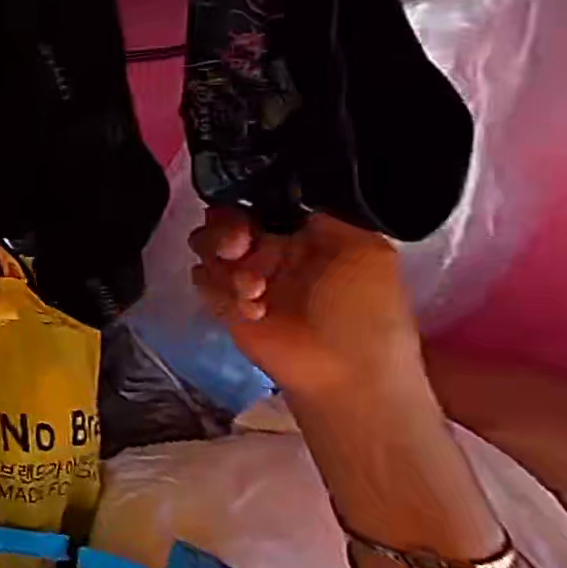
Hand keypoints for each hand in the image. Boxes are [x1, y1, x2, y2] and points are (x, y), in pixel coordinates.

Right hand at [189, 207, 424, 399]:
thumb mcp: (366, 252)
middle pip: (223, 221)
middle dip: (224, 233)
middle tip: (236, 251)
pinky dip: (219, 293)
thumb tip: (284, 195)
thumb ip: (328, 215)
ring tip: (253, 294)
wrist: (343, 372)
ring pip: (205, 248)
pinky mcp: (222, 301)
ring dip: (225, 268)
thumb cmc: (364, 313)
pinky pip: (200, 279)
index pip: (258, 205)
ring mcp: (242, 277)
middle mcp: (269, 251)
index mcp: (302, 236)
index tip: (252, 223)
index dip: (247, 207)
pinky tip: (251, 313)